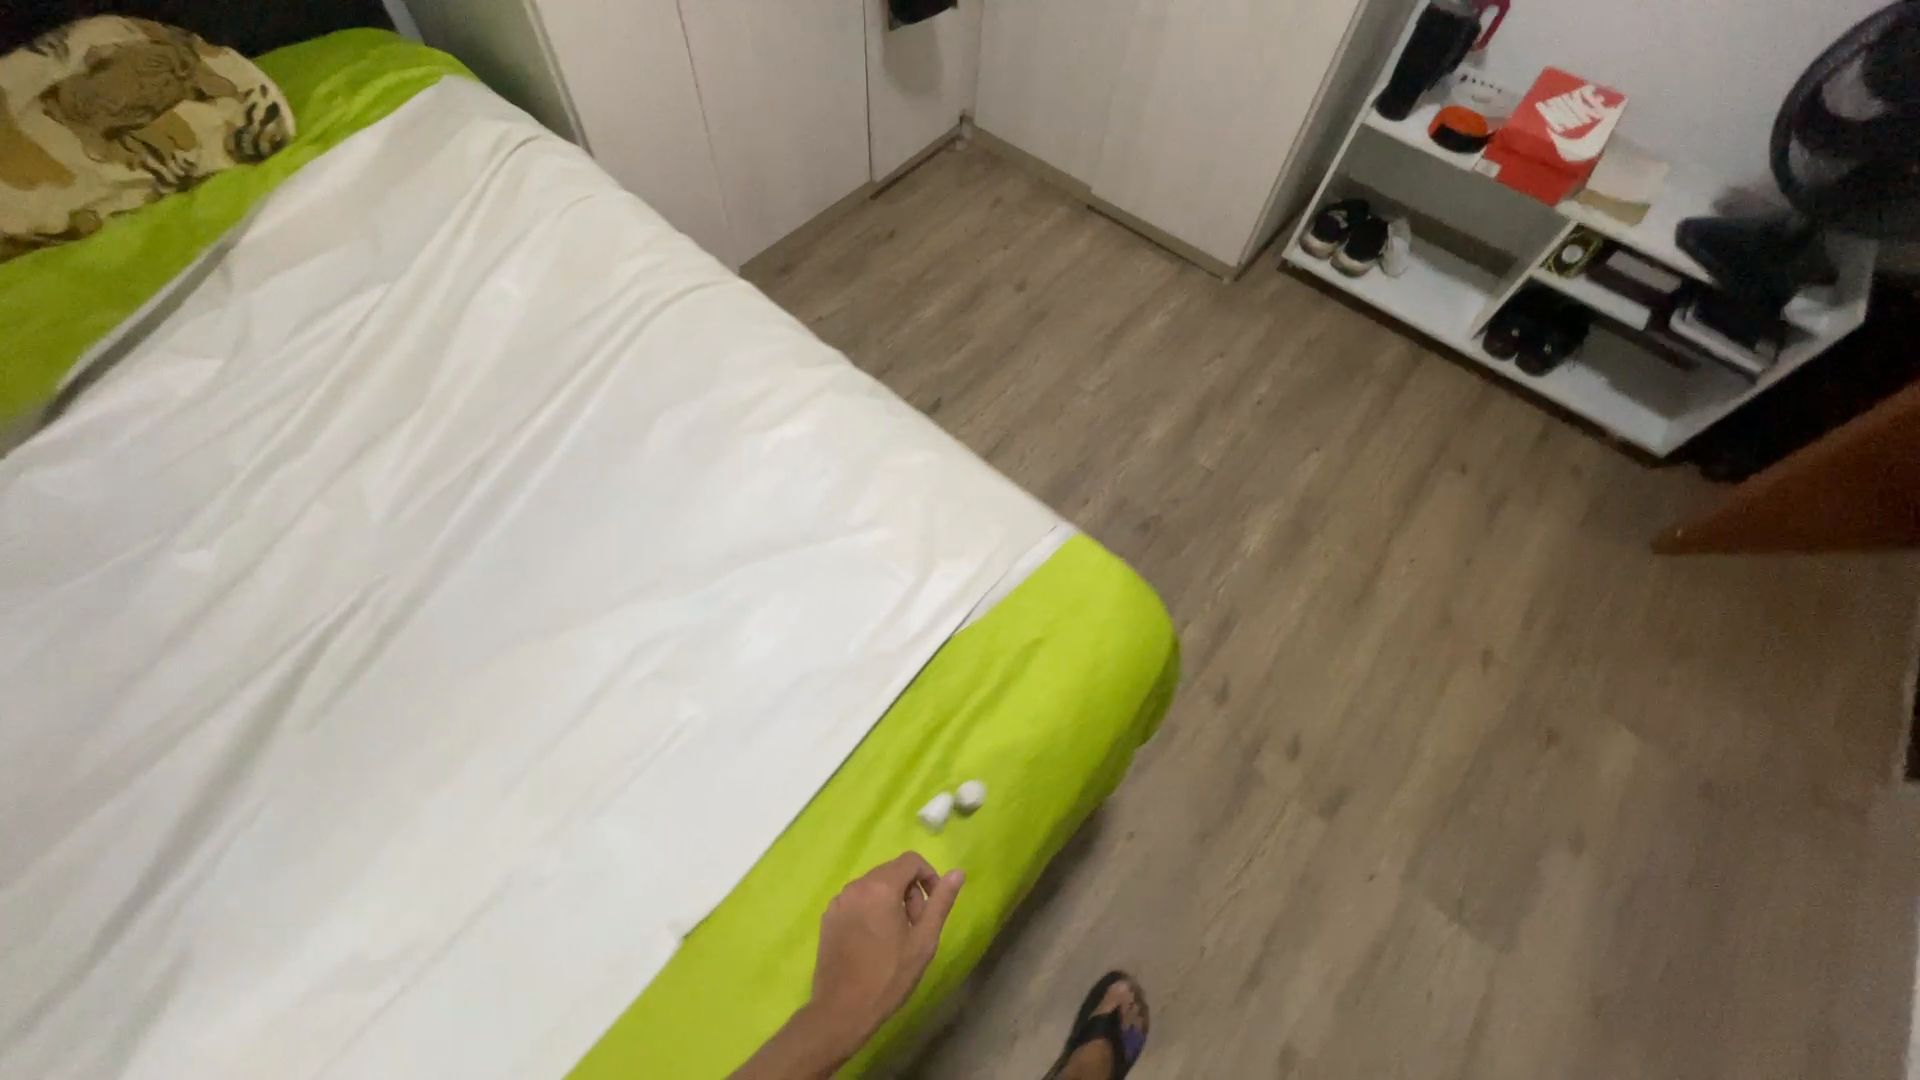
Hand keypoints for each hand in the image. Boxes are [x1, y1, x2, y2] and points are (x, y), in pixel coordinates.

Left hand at [804, 853, 964, 1051]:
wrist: (841, 1010)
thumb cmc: (888, 976)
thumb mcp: (923, 941)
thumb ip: (940, 902)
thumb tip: (958, 872)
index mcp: (880, 887)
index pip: (911, 860)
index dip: (928, 876)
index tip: (931, 905)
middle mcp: (856, 885)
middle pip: (892, 872)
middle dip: (910, 892)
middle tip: (915, 926)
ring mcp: (839, 900)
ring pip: (874, 886)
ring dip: (890, 900)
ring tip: (895, 937)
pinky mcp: (828, 916)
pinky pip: (857, 900)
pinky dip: (871, 909)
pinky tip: (873, 941)